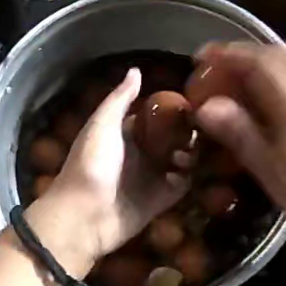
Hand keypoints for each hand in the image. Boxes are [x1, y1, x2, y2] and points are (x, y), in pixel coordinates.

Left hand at [25, 67, 189, 271]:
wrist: (85, 215)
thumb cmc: (91, 164)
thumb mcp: (103, 124)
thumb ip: (120, 99)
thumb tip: (136, 69)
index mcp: (125, 134)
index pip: (155, 118)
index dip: (172, 110)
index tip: (194, 102)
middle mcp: (141, 154)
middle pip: (172, 139)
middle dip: (187, 133)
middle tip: (200, 129)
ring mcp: (152, 178)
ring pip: (181, 161)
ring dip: (190, 154)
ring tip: (189, 152)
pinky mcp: (161, 200)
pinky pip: (182, 186)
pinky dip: (187, 178)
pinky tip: (186, 171)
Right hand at [190, 42, 285, 263]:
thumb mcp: (270, 170)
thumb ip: (239, 133)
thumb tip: (205, 106)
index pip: (259, 60)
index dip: (226, 54)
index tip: (198, 60)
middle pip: (274, 54)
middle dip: (239, 57)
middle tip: (211, 74)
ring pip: (285, 65)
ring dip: (255, 66)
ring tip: (228, 85)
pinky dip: (269, 79)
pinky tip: (254, 103)